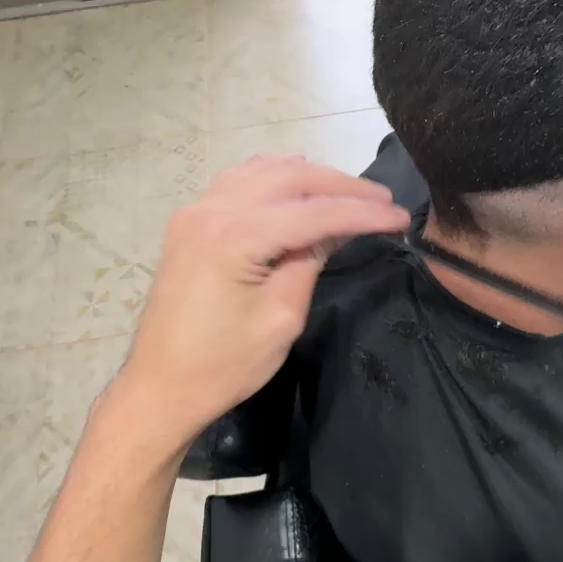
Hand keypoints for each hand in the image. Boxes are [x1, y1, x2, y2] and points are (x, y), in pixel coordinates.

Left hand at [110, 156, 408, 442]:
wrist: (161, 388)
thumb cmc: (225, 365)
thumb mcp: (281, 317)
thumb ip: (309, 261)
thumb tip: (338, 228)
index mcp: (234, 237)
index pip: (313, 212)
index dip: (361, 213)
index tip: (401, 217)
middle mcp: (211, 211)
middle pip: (288, 179)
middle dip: (340, 186)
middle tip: (383, 199)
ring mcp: (195, 213)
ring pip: (262, 172)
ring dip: (308, 176)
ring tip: (349, 189)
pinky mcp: (190, 225)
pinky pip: (238, 183)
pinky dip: (272, 178)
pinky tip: (294, 182)